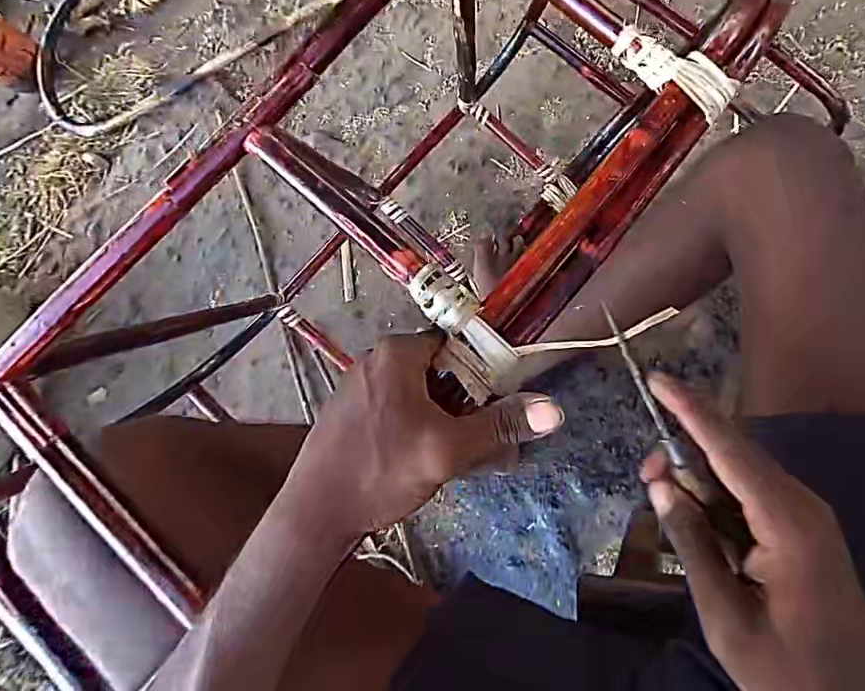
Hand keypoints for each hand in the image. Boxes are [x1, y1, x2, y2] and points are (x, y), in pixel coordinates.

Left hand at [285, 330, 564, 534]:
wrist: (310, 520)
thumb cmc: (378, 472)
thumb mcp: (447, 451)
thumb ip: (499, 426)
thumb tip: (553, 409)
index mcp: (397, 351)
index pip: (458, 344)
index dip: (483, 370)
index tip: (497, 400)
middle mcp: (377, 358)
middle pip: (441, 369)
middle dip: (465, 400)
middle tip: (476, 435)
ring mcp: (360, 384)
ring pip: (420, 391)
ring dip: (443, 417)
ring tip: (453, 452)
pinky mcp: (351, 411)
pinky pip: (398, 406)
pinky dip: (418, 424)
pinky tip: (421, 458)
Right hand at [642, 374, 864, 690]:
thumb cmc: (793, 673)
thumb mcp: (729, 621)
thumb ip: (693, 546)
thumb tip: (662, 485)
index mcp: (787, 521)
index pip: (729, 448)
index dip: (690, 409)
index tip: (657, 379)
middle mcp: (800, 502)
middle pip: (734, 453)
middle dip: (686, 449)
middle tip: (646, 475)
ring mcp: (806, 512)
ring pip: (742, 471)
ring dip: (701, 476)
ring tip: (666, 497)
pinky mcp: (804, 525)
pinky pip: (753, 493)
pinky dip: (721, 495)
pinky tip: (700, 515)